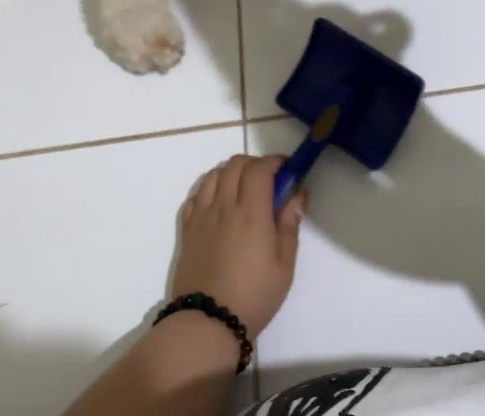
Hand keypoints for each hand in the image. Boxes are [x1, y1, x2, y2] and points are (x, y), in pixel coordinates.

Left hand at [170, 155, 304, 338]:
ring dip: (230, 172)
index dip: (274, 161)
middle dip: (254, 163)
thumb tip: (297, 196)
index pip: (260, 168)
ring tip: (242, 189)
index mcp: (251, 212)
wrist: (207, 323)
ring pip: (213, 174)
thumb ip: (290, 225)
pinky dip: (209, 188)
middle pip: (235, 164)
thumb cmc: (254, 295)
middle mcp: (224, 206)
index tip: (286, 169)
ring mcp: (202, 216)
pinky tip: (219, 204)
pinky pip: (196, 195)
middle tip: (268, 180)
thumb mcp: (284, 265)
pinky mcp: (187, 230)